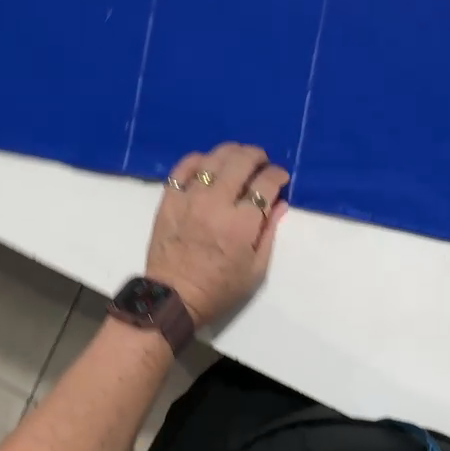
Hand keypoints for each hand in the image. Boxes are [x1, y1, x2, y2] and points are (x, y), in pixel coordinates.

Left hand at [146, 143, 289, 324]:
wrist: (173, 297)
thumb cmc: (219, 289)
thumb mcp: (256, 270)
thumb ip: (269, 232)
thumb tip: (280, 203)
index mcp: (241, 224)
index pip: (266, 183)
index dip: (278, 175)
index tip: (280, 178)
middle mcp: (216, 204)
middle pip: (241, 161)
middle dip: (257, 156)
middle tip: (261, 162)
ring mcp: (189, 198)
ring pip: (213, 158)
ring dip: (231, 153)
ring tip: (238, 159)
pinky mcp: (169, 199)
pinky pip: (183, 167)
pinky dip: (199, 160)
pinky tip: (207, 165)